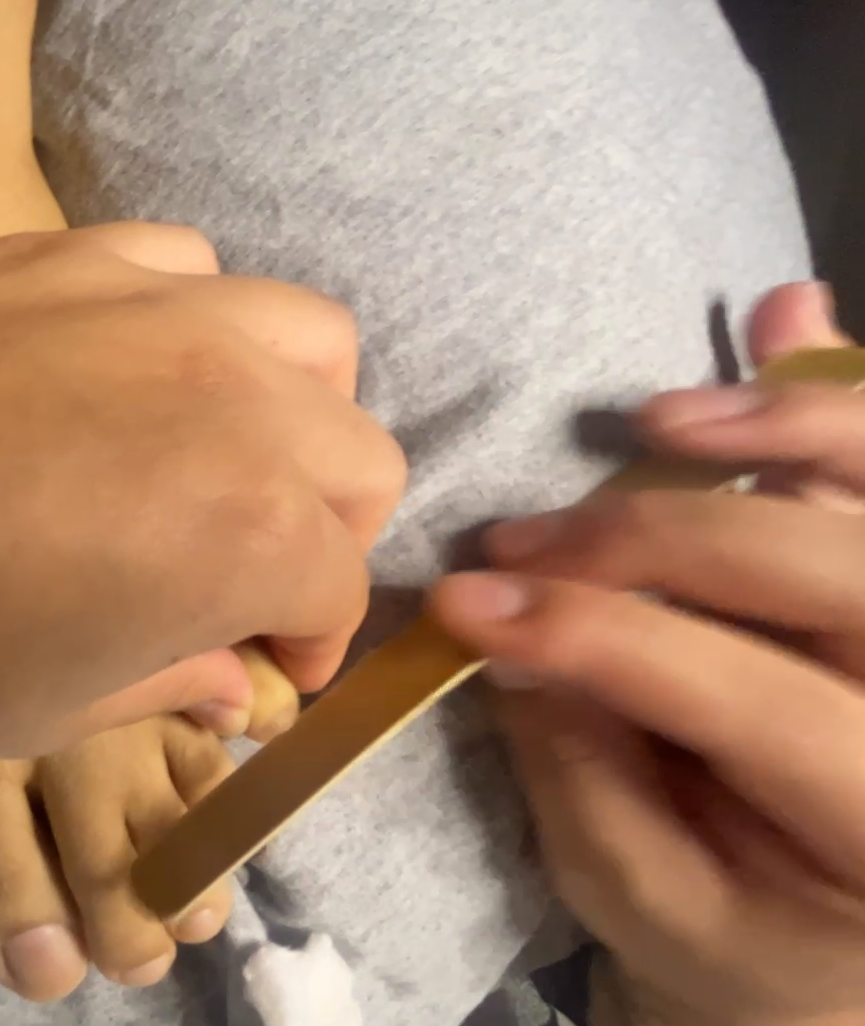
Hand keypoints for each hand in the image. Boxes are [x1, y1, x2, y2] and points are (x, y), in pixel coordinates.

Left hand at [0, 222, 402, 757]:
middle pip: (352, 451)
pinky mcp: (57, 254)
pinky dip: (185, 328)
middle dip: (318, 525)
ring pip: (293, 337)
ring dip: (277, 410)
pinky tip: (116, 373)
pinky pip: (180, 270)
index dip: (309, 634)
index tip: (263, 656)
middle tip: (240, 567)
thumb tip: (228, 667)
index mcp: (240, 528)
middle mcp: (223, 394)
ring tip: (199, 459)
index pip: (337, 579)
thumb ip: (166, 676)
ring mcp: (139, 302)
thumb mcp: (45, 709)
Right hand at [431, 283, 864, 1025]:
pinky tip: (790, 324)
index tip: (456, 603)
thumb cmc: (746, 950)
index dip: (588, 637)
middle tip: (513, 546)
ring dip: (787, 434)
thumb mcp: (637, 893)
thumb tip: (507, 640)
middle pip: (839, 581)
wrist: (853, 958)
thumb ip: (574, 768)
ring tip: (654, 424)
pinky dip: (843, 402)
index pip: (748, 700)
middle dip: (644, 545)